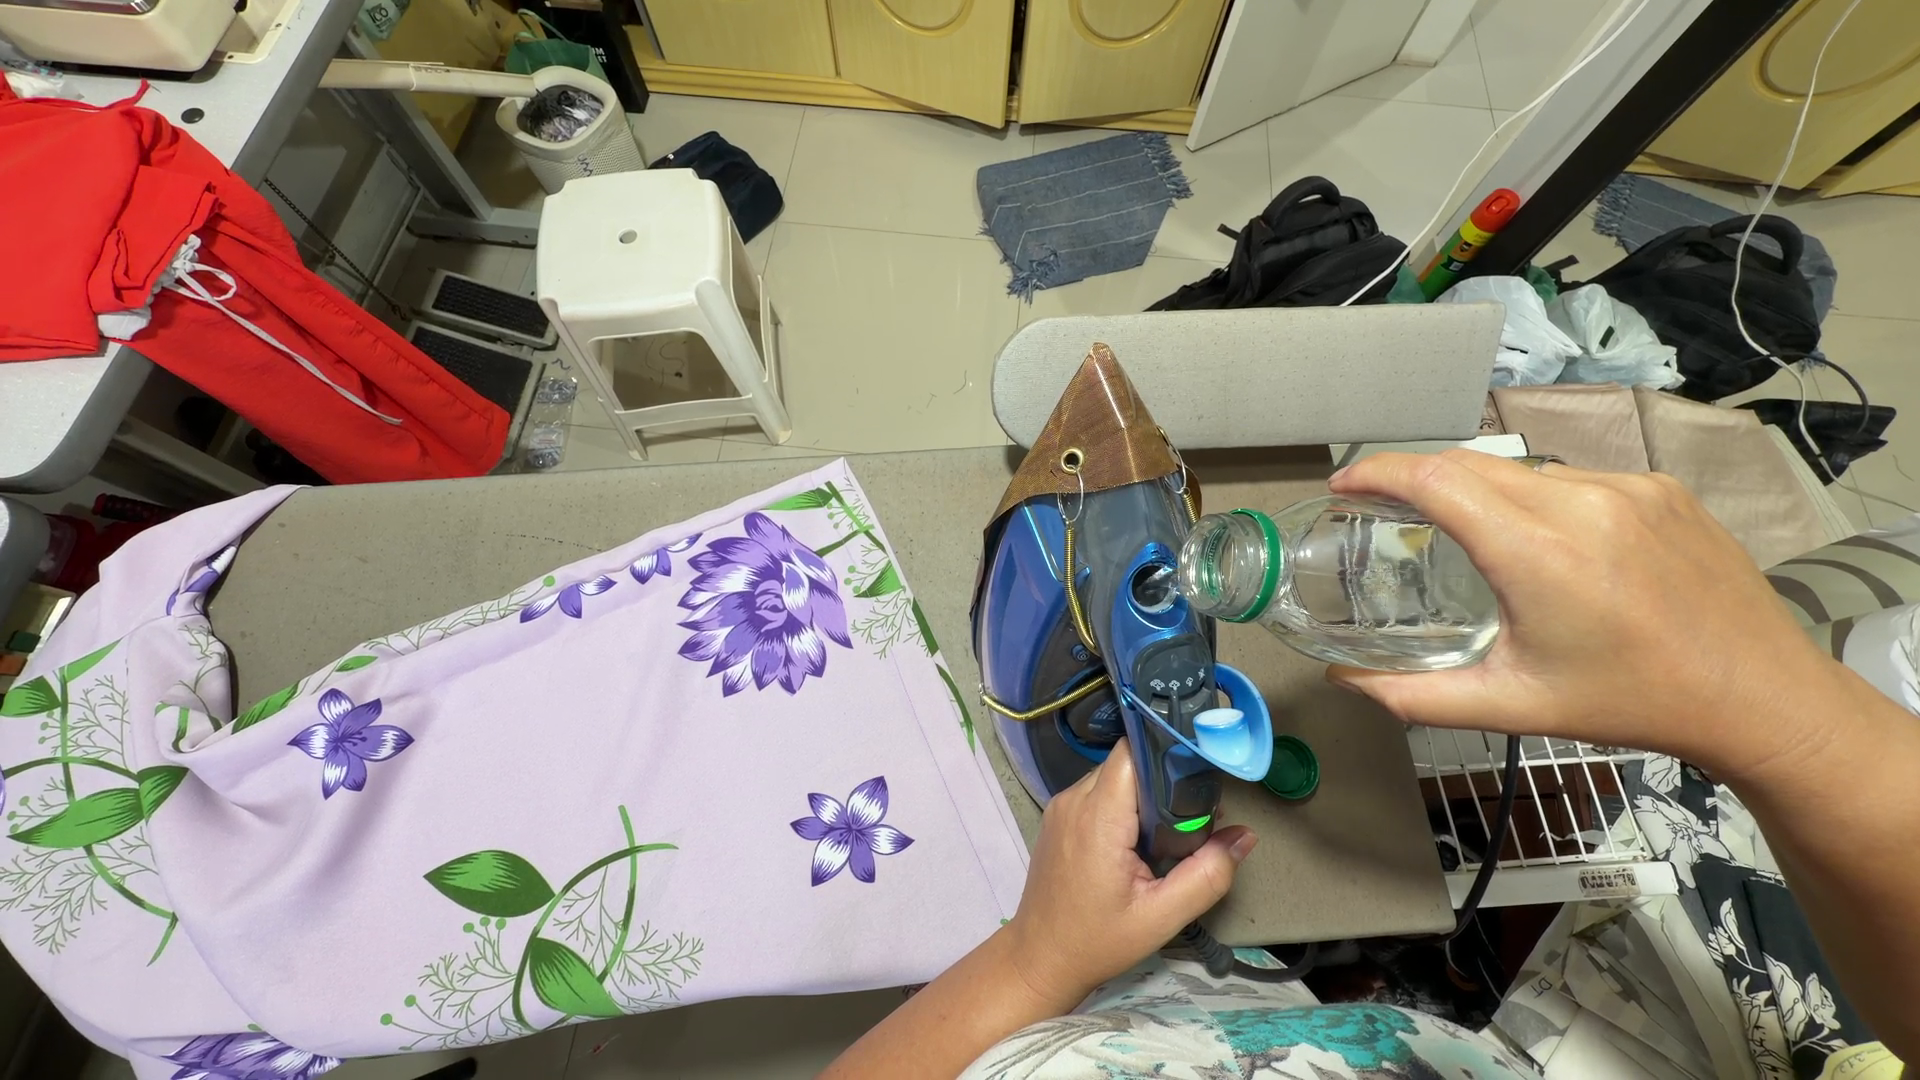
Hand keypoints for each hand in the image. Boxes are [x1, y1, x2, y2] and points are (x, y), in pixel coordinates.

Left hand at [1002, 738, 1255, 1005]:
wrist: (1040, 957)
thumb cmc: (1098, 939)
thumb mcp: (1161, 916)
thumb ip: (1207, 875)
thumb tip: (1244, 836)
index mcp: (1098, 815)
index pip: (1132, 752)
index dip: (1166, 751)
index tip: (1199, 770)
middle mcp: (1074, 799)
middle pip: (1126, 763)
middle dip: (1162, 777)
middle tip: (1197, 809)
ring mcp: (1062, 805)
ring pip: (1112, 776)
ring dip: (1142, 793)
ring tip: (1172, 828)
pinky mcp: (1058, 816)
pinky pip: (1096, 792)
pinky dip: (1122, 804)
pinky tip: (1141, 838)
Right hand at [1325, 450, 1850, 781]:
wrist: (1766, 699)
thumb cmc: (1631, 702)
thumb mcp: (1510, 706)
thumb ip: (1413, 695)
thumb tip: (1344, 683)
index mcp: (1539, 553)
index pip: (1437, 479)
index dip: (1378, 471)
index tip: (1345, 483)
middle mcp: (1584, 503)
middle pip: (1467, 462)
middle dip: (1412, 475)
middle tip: (1381, 505)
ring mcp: (1629, 488)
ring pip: (1516, 467)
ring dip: (1470, 487)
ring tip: (1457, 528)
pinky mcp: (1659, 488)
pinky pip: (1566, 477)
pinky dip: (1526, 495)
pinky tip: (1534, 537)